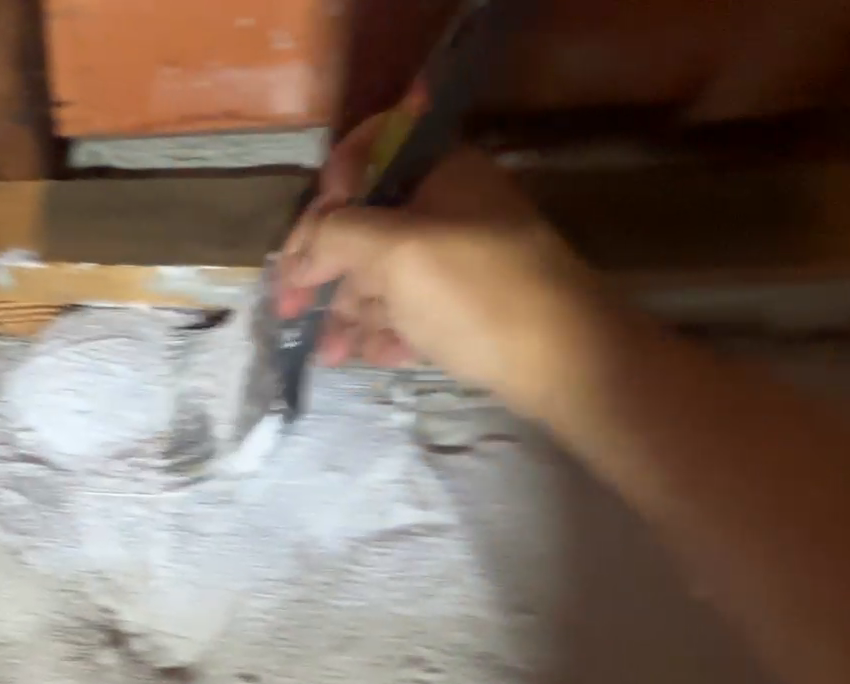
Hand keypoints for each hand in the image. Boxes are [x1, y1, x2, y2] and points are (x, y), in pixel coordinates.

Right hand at [278, 113, 620, 422]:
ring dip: (343, 315)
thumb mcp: (398, 252)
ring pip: (372, 276)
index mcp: (439, 174)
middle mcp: (442, 208)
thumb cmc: (477, 295)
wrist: (561, 362)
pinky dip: (379, 332)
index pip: (368, 155)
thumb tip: (300, 255)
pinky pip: (398, 309)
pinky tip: (375, 357)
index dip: (328, 191)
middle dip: (322, 272)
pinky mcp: (454, 302)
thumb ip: (336, 236)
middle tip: (288, 310)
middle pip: (358, 226)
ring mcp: (448, 257)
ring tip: (330, 355)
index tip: (308, 238)